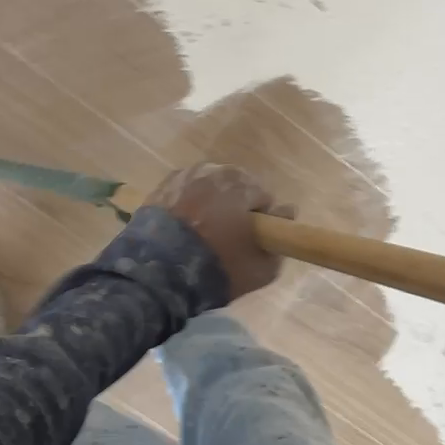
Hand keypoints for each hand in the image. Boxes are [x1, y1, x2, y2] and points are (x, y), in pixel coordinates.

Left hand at [143, 164, 294, 299]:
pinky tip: (183, 231)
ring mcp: (182, 177)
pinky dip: (187, 207)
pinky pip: (184, 195)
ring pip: (208, 190)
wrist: (159, 273)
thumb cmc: (217, 267)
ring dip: (210, 206)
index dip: (262, 221)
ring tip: (202, 236)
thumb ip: (281, 239)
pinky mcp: (159, 189)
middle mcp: (213, 171)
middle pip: (234, 189)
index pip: (263, 198)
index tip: (253, 242)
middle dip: (235, 209)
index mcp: (241, 183)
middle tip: (227, 240)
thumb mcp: (262, 267)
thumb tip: (285, 215)